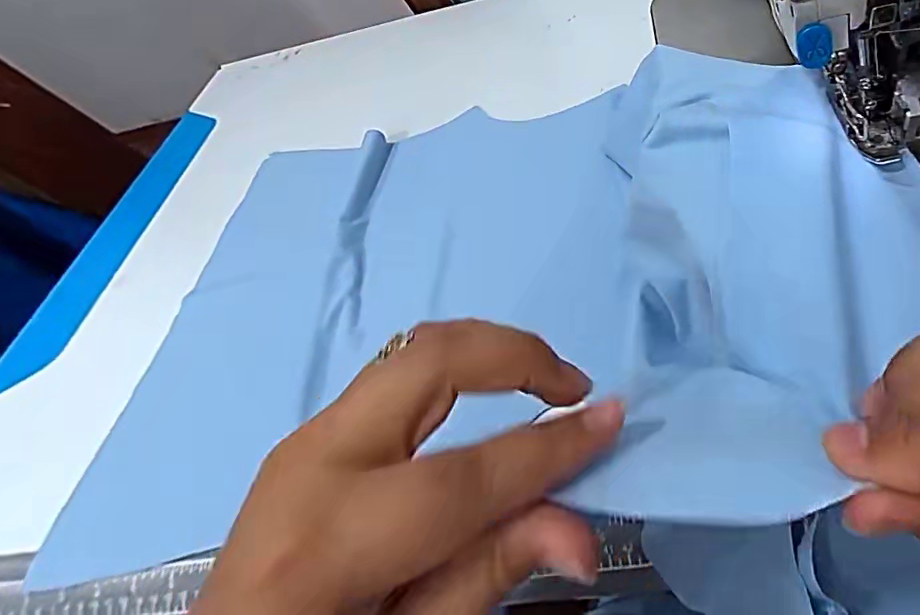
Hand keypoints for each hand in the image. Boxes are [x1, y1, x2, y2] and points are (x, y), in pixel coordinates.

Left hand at [194, 320, 623, 614]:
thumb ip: (488, 575)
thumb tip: (579, 531)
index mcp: (330, 540)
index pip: (467, 475)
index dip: (550, 446)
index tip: (610, 418)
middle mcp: (315, 460)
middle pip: (432, 359)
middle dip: (516, 353)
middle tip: (573, 385)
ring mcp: (309, 434)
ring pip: (416, 345)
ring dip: (491, 350)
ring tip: (544, 382)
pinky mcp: (315, 427)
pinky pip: (401, 370)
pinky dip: (460, 366)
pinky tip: (491, 392)